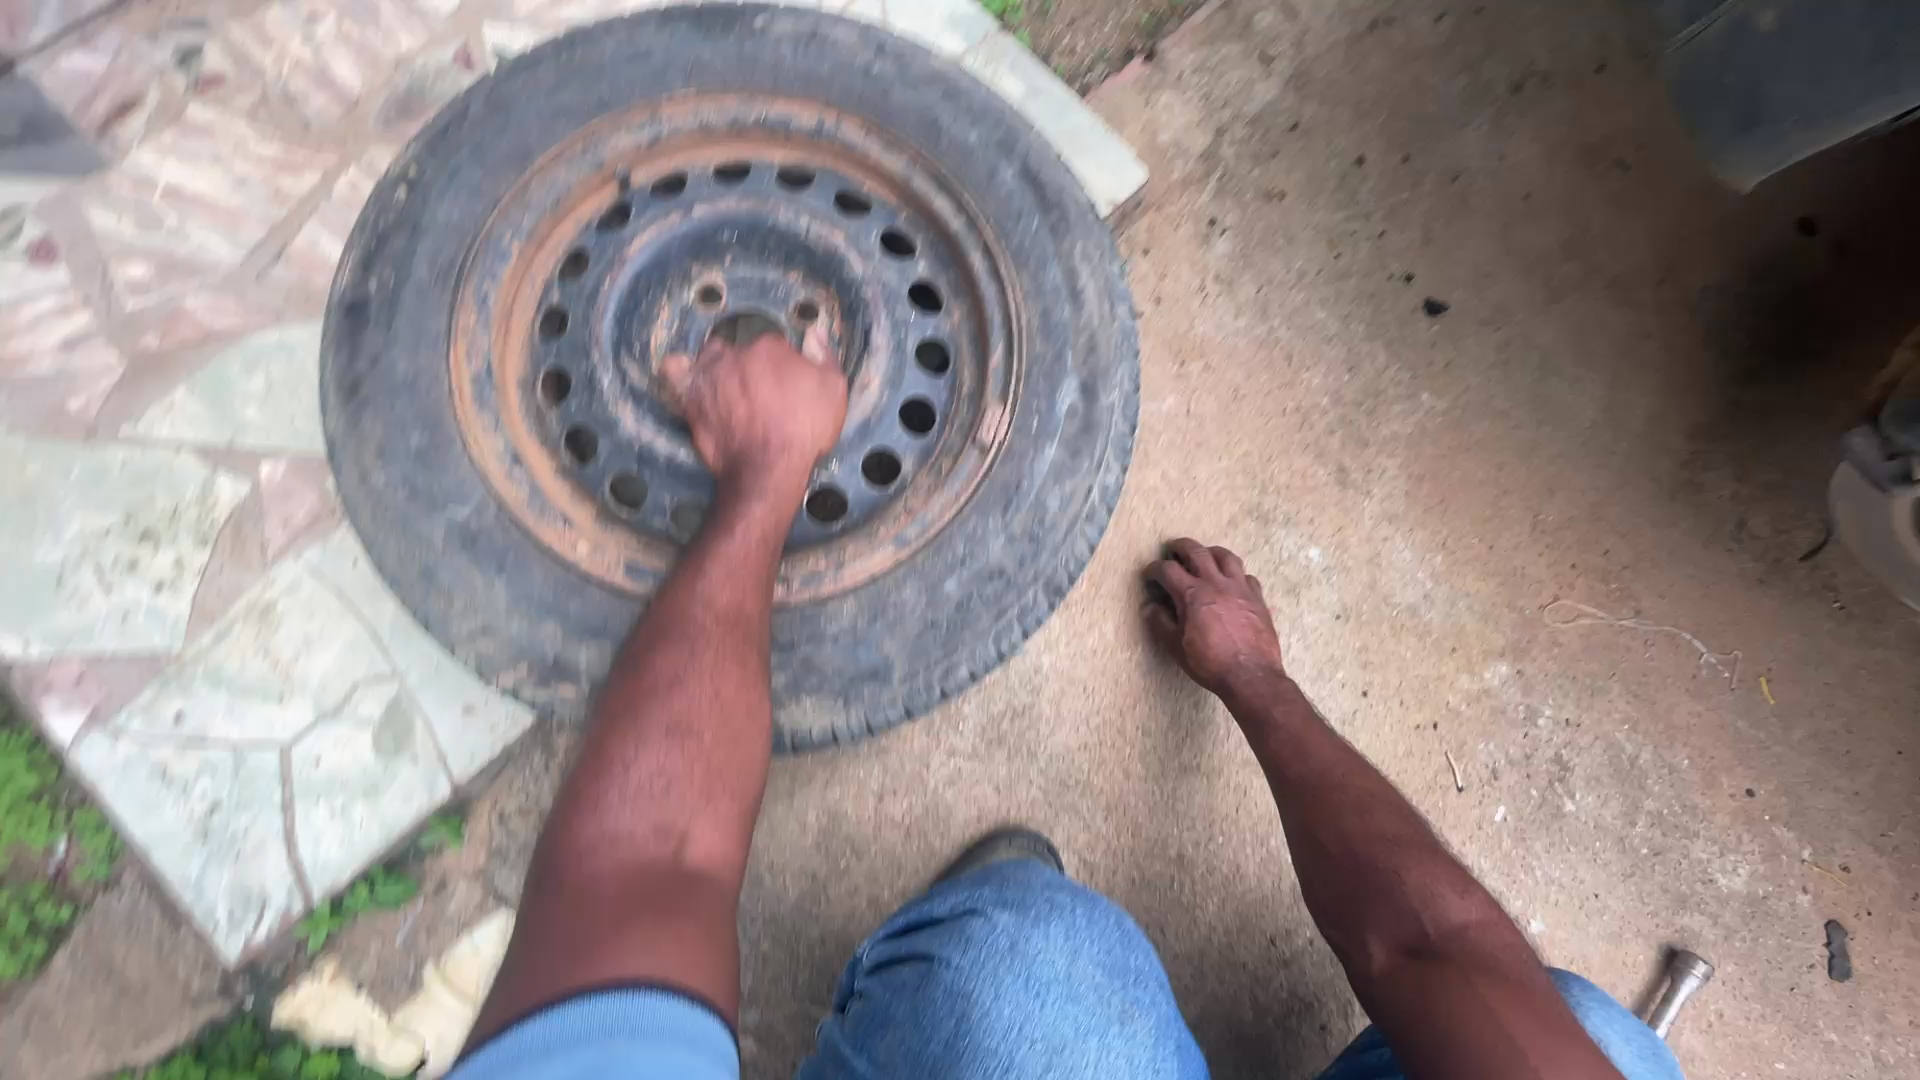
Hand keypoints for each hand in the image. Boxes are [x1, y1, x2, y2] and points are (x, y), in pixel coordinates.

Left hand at [661, 323, 847, 492]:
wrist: (768, 467)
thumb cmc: (806, 429)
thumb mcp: (834, 391)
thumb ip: (825, 357)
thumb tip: (813, 333)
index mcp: (771, 347)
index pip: (777, 346)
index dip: (784, 367)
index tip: (789, 387)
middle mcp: (736, 354)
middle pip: (743, 351)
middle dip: (752, 366)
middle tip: (762, 393)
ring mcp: (710, 376)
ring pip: (710, 358)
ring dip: (719, 366)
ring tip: (729, 386)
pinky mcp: (691, 400)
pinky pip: (675, 374)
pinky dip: (680, 373)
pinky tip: (690, 380)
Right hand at [1143, 539, 1285, 699]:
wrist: (1251, 676)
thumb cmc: (1209, 663)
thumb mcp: (1176, 647)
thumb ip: (1160, 623)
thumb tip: (1149, 606)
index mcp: (1192, 594)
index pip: (1167, 570)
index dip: (1154, 568)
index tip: (1149, 574)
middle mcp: (1216, 583)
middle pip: (1196, 552)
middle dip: (1181, 546)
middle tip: (1173, 548)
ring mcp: (1240, 588)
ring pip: (1226, 556)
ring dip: (1211, 552)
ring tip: (1204, 555)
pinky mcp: (1257, 598)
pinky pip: (1247, 576)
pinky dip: (1235, 574)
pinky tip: (1232, 582)